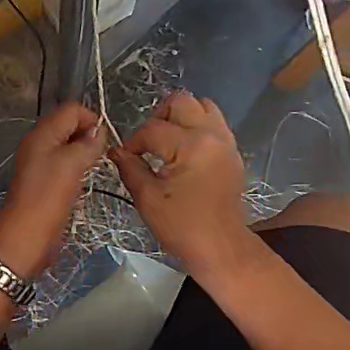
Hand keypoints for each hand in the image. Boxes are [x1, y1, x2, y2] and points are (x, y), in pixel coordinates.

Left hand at [0, 102, 105, 277]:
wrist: (26, 236)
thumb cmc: (48, 197)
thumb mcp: (72, 164)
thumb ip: (88, 144)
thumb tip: (99, 132)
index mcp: (42, 133)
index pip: (71, 109)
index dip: (91, 120)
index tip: (104, 141)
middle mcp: (39, 142)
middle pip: (69, 125)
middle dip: (88, 135)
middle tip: (99, 156)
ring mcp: (40, 162)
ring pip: (68, 145)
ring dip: (84, 152)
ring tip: (92, 168)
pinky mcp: (44, 180)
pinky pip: (65, 163)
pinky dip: (76, 167)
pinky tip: (82, 181)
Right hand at [107, 91, 251, 272]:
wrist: (221, 248)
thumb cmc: (182, 226)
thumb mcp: (147, 198)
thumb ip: (129, 167)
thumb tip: (117, 151)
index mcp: (191, 145)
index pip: (153, 129)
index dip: (134, 142)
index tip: (126, 158)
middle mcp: (212, 135)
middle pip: (181, 101)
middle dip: (159, 117)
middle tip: (149, 142)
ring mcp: (226, 141)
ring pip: (202, 105)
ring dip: (180, 117)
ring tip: (168, 141)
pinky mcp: (232, 151)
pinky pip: (214, 122)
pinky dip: (196, 126)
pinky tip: (184, 150)